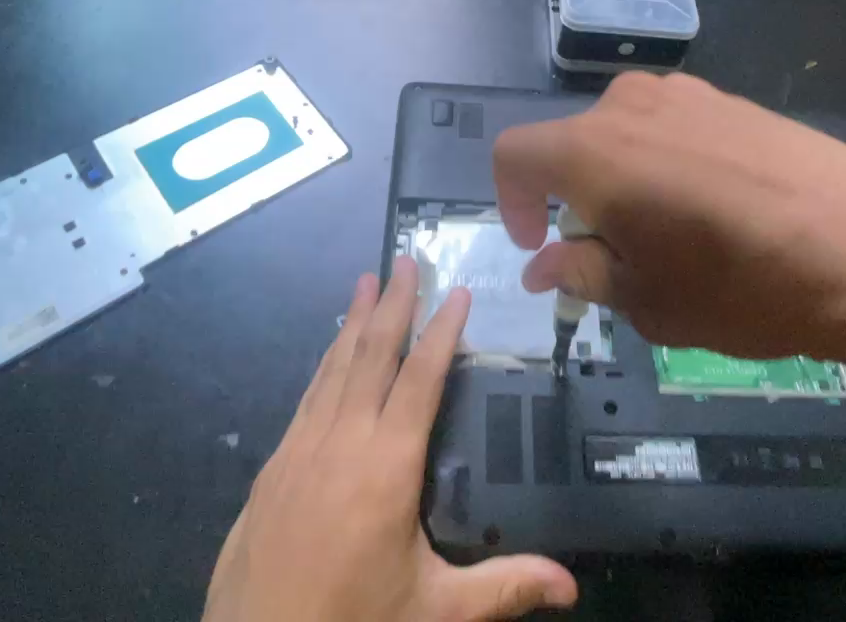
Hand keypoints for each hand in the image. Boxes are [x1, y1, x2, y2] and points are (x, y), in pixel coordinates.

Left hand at [202, 257, 577, 621]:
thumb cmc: (351, 620)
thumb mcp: (435, 611)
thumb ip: (503, 588)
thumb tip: (571, 586)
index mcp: (388, 465)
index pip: (421, 378)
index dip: (441, 331)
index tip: (455, 293)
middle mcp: (342, 441)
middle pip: (371, 354)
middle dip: (392, 304)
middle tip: (404, 260)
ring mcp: (301, 449)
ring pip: (333, 367)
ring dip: (353, 322)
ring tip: (365, 283)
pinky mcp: (274, 465)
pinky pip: (307, 397)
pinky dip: (325, 364)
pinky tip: (329, 356)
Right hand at [493, 72, 845, 374]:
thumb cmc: (745, 287)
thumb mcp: (648, 300)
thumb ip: (582, 271)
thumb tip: (543, 262)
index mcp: (594, 151)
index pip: (514, 156)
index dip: (510, 203)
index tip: (540, 247)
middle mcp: (631, 106)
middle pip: (571, 146)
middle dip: (575, 200)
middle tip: (615, 258)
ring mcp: (690, 95)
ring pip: (624, 136)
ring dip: (623, 182)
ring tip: (671, 238)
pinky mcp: (735, 100)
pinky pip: (674, 129)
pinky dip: (667, 166)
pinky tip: (718, 212)